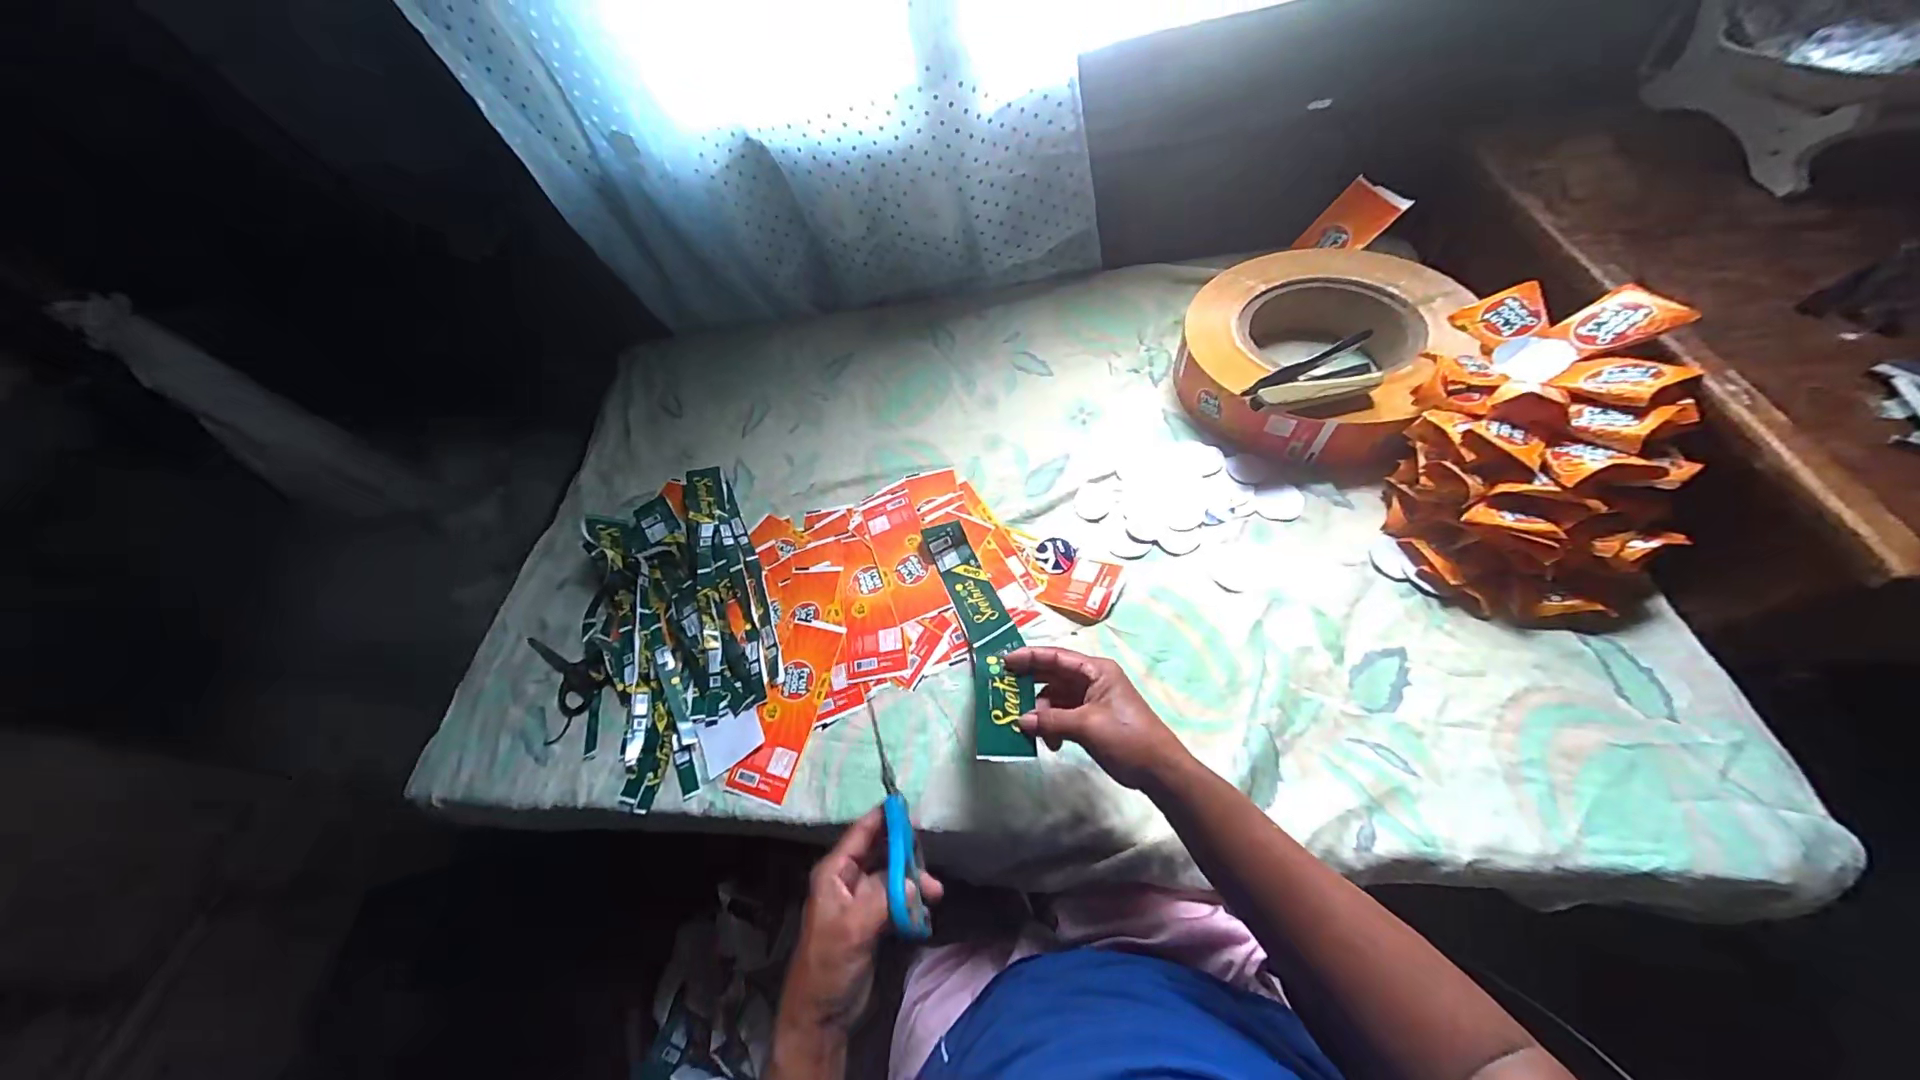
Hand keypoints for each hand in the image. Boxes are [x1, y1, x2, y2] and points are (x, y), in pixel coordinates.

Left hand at [777, 806, 943, 1035]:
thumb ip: (883, 899)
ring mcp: (862, 900)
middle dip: (907, 853)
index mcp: (834, 872)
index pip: (861, 833)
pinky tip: (926, 910)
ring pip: (894, 876)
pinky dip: (912, 901)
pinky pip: (898, 899)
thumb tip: (915, 881)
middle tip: (931, 857)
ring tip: (936, 893)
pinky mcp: (874, 920)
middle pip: (882, 851)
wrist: (822, 1015)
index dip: (884, 817)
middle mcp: (848, 879)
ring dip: (914, 881)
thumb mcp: (852, 929)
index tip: (909, 805)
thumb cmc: (828, 966)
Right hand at [1007, 646, 1193, 790]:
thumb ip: (1051, 720)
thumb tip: (1020, 720)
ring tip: (1032, 730)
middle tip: (1005, 693)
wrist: (1159, 770)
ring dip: (1041, 713)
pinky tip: (1051, 743)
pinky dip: (1051, 726)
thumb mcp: (1087, 725)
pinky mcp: (1089, 720)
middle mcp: (1092, 681)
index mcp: (1097, 671)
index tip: (1004, 661)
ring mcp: (1091, 701)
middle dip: (1030, 685)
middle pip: (1053, 676)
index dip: (1029, 657)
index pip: (1057, 657)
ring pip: (1054, 698)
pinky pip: (1061, 716)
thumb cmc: (1128, 737)